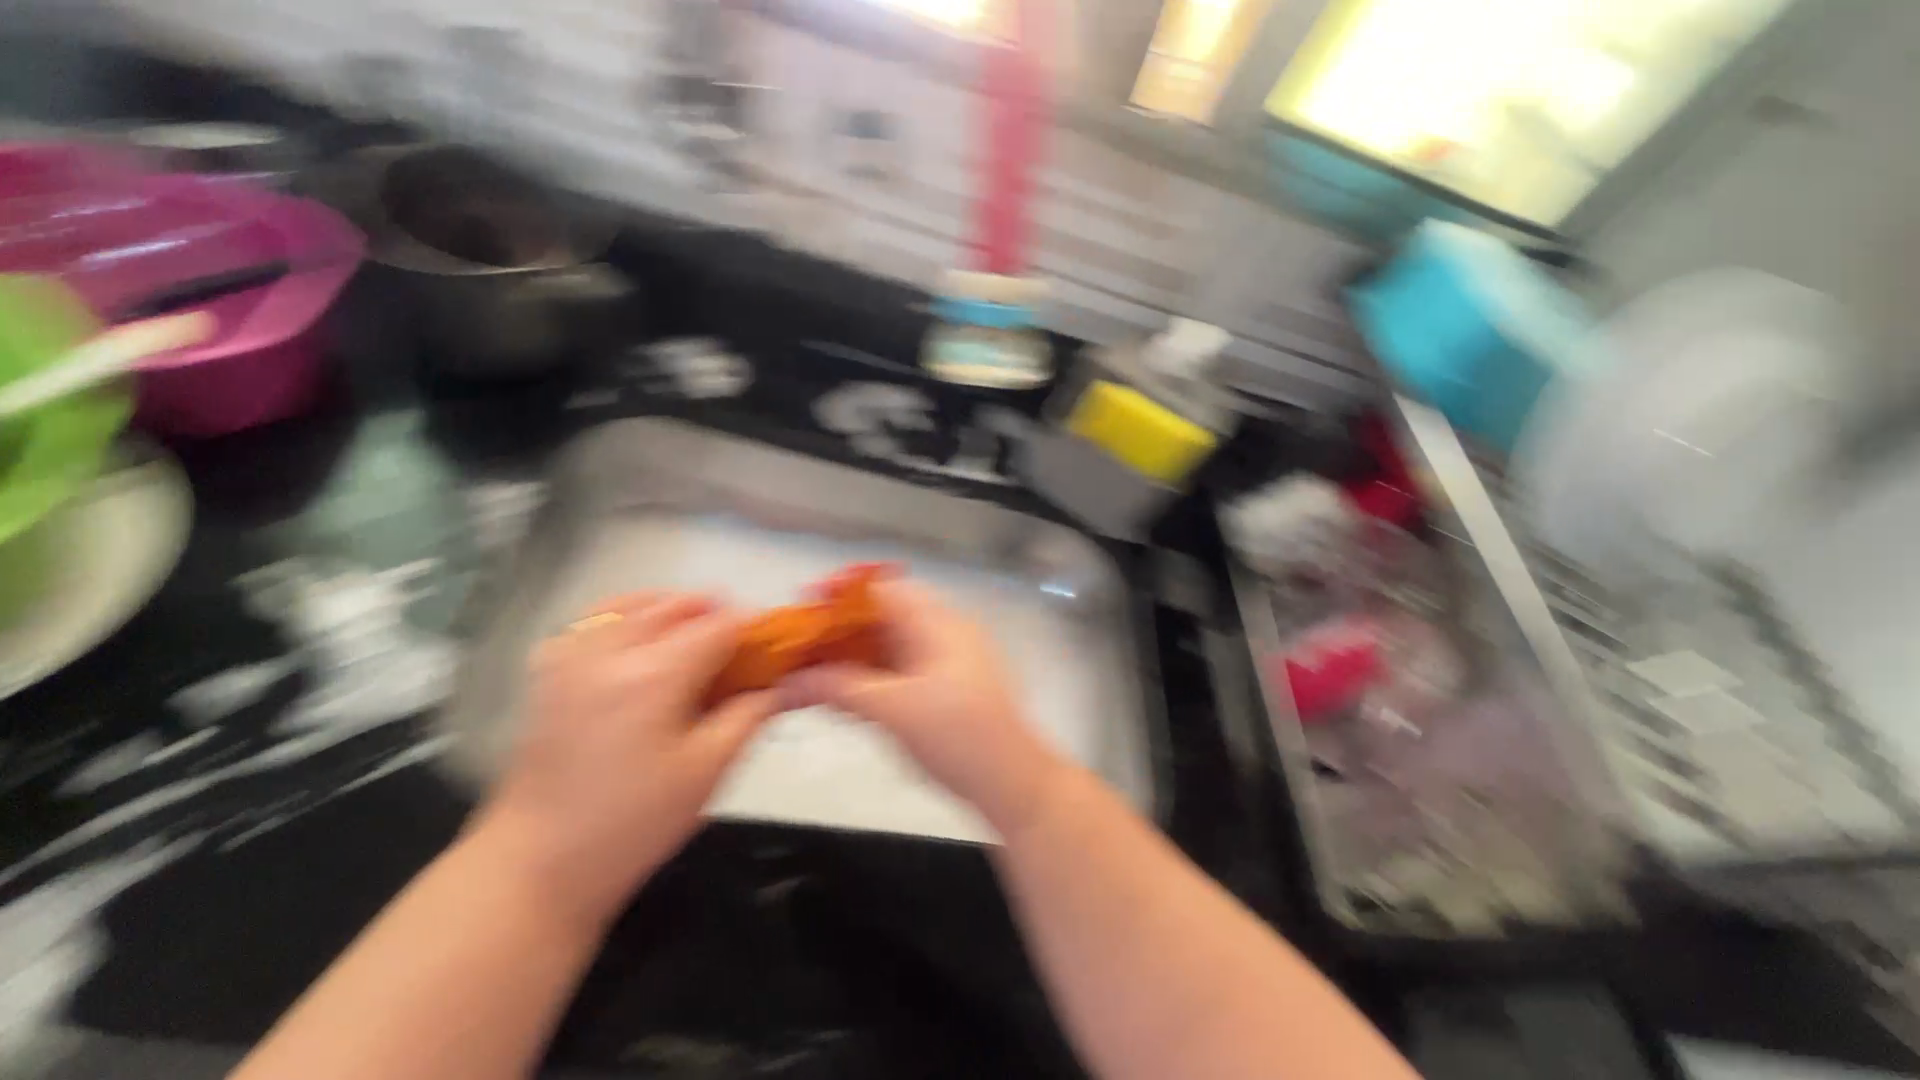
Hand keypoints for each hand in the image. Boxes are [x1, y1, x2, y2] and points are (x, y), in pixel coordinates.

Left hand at [473, 591, 777, 925]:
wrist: (540, 861)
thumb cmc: (634, 823)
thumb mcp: (707, 773)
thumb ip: (747, 717)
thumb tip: (778, 685)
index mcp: (654, 675)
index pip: (717, 625)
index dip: (752, 628)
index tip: (775, 643)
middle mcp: (610, 650)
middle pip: (674, 605)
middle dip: (714, 614)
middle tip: (739, 646)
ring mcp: (571, 656)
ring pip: (631, 603)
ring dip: (670, 608)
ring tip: (693, 634)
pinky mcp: (548, 671)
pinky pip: (593, 619)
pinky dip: (624, 616)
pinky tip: (639, 641)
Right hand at [782, 580, 1068, 837]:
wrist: (1013, 786)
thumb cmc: (962, 738)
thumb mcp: (896, 710)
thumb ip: (841, 689)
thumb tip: (790, 680)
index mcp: (939, 623)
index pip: (882, 588)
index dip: (841, 592)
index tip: (804, 604)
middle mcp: (941, 634)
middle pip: (880, 617)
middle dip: (837, 630)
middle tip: (796, 646)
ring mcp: (942, 664)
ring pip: (885, 648)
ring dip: (848, 658)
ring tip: (805, 673)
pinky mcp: (939, 693)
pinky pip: (894, 674)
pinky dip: (865, 681)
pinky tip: (835, 699)